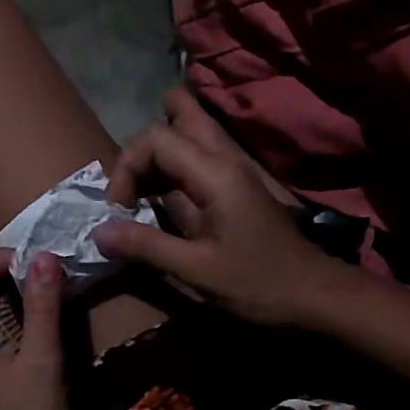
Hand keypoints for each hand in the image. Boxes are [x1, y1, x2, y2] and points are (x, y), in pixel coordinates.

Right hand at [96, 90, 344, 326]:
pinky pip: (196, 158)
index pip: (155, 138)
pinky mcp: (235, 184)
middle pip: (177, 116)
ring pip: (190, 131)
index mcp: (216, 173)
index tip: (118, 209)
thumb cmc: (256, 283)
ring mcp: (233, 168)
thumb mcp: (196, 270)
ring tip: (141, 195)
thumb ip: (145, 246)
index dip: (126, 167)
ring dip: (159, 156)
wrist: (312, 293)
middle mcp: (226, 158)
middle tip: (132, 188)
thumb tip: (98, 232)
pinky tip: (162, 205)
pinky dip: (172, 171)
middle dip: (143, 149)